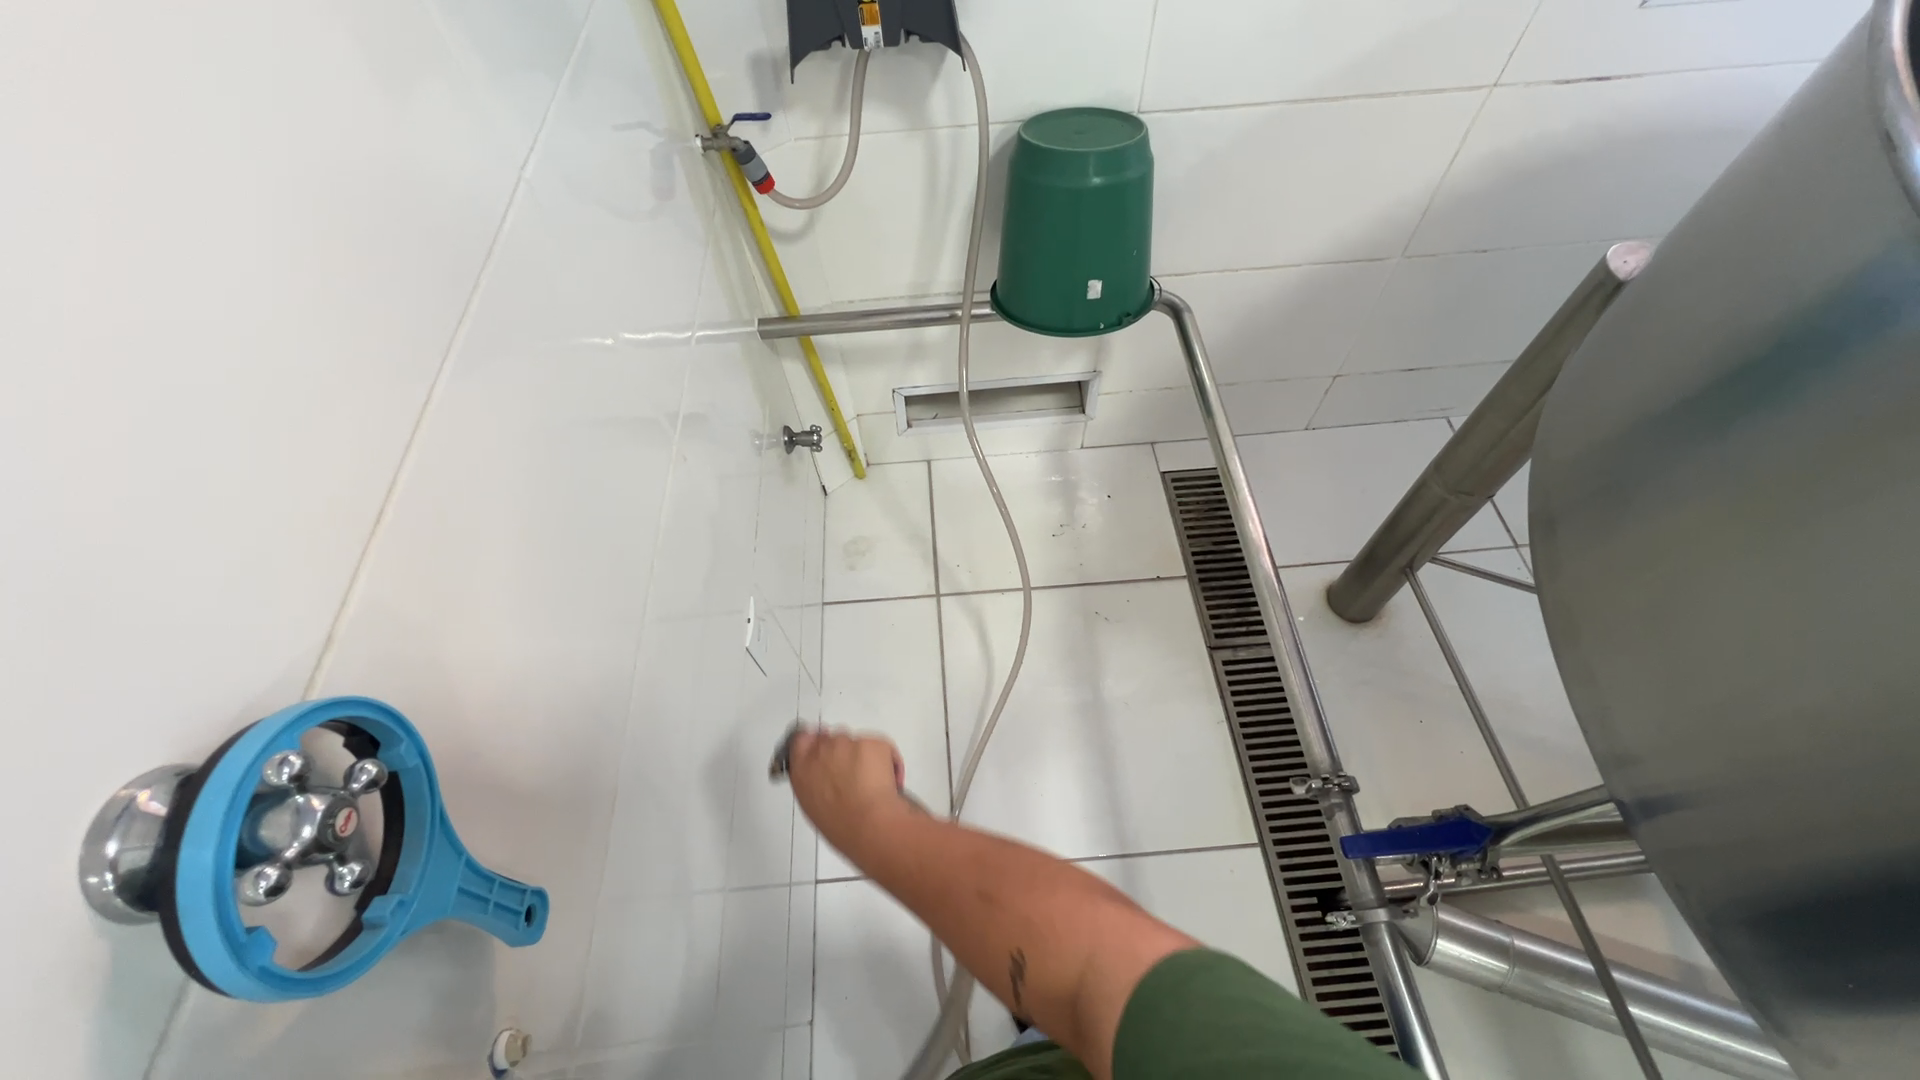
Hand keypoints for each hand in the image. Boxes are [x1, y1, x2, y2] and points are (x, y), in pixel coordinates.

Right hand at [787, 728, 912, 852]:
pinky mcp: (872, 741)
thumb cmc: (842, 826)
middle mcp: (822, 750)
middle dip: (844, 752)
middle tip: (855, 773)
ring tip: (872, 782)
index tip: (824, 750)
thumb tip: (823, 778)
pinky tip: (886, 780)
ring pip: (858, 742)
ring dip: (864, 755)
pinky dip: (886, 759)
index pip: (802, 740)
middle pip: (833, 739)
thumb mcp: (813, 807)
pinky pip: (880, 746)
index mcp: (802, 769)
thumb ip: (814, 782)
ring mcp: (847, 743)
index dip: (815, 742)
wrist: (869, 824)